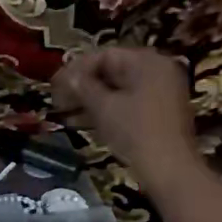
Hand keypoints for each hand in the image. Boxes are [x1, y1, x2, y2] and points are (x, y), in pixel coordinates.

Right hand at [51, 46, 206, 198]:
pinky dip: (104, 110)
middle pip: (112, 70)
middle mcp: (157, 70)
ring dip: (89, 99)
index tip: (54, 84)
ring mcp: (159, 91)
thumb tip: (66, 77)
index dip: (76, 69)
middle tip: (57, 99)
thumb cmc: (134, 131)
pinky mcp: (157, 112)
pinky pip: (126, 102)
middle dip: (82, 85)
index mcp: (146, 62)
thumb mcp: (103, 108)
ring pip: (118, 89)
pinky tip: (81, 122)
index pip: (105, 55)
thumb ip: (83, 88)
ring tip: (63, 112)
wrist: (167, 166)